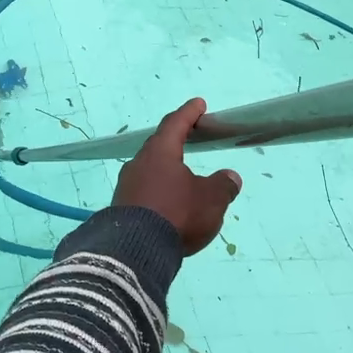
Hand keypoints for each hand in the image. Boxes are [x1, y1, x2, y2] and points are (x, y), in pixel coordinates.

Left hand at [113, 98, 242, 255]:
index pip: (175, 124)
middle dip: (175, 140)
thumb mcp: (211, 200)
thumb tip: (230, 176)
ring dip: (166, 168)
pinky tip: (167, 200)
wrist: (135, 248)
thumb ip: (222, 185)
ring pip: (150, 168)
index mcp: (160, 153)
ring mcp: (127, 184)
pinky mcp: (122, 204)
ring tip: (182, 173)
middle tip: (190, 135)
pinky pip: (144, 188)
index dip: (188, 113)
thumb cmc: (177, 214)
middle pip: (159, 145)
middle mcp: (138, 163)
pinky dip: (158, 187)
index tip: (198, 104)